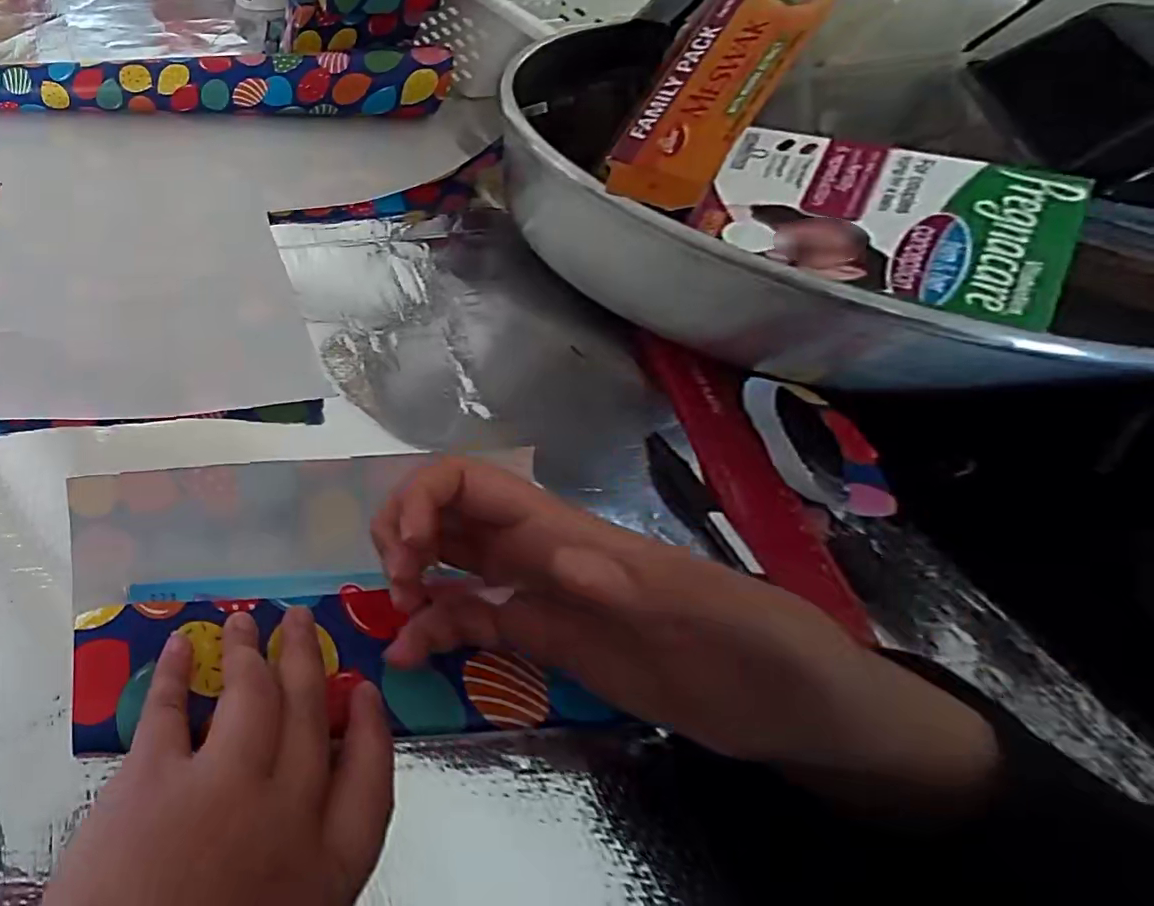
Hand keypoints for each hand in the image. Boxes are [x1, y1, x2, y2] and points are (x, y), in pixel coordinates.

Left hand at [44, 608, 393, 905]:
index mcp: (324, 868)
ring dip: (247, 650)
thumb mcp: (284, 905)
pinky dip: (174, 668)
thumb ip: (302, 852)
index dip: (371, 728)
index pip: (368, 781)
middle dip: (307, 660)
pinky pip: (170, 705)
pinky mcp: (153, 777)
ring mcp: (219, 789)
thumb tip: (304, 786)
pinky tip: (179, 644)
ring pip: (249, 693)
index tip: (364, 689)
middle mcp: (283, 817)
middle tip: (302, 621)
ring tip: (246, 622)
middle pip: (306, 714)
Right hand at [372, 457, 998, 815]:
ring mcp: (527, 593)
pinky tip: (408, 656)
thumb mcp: (712, 616)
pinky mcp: (534, 636)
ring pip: (441, 563)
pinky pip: (463, 620)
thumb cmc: (763, 652)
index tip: (409, 551)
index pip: (465, 481)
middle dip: (400, 534)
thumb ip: (636, 586)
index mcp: (557, 529)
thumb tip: (558, 562)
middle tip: (398, 586)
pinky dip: (428, 632)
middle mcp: (529, 550)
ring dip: (406, 579)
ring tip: (398, 619)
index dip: (421, 499)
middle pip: (438, 513)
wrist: (796, 713)